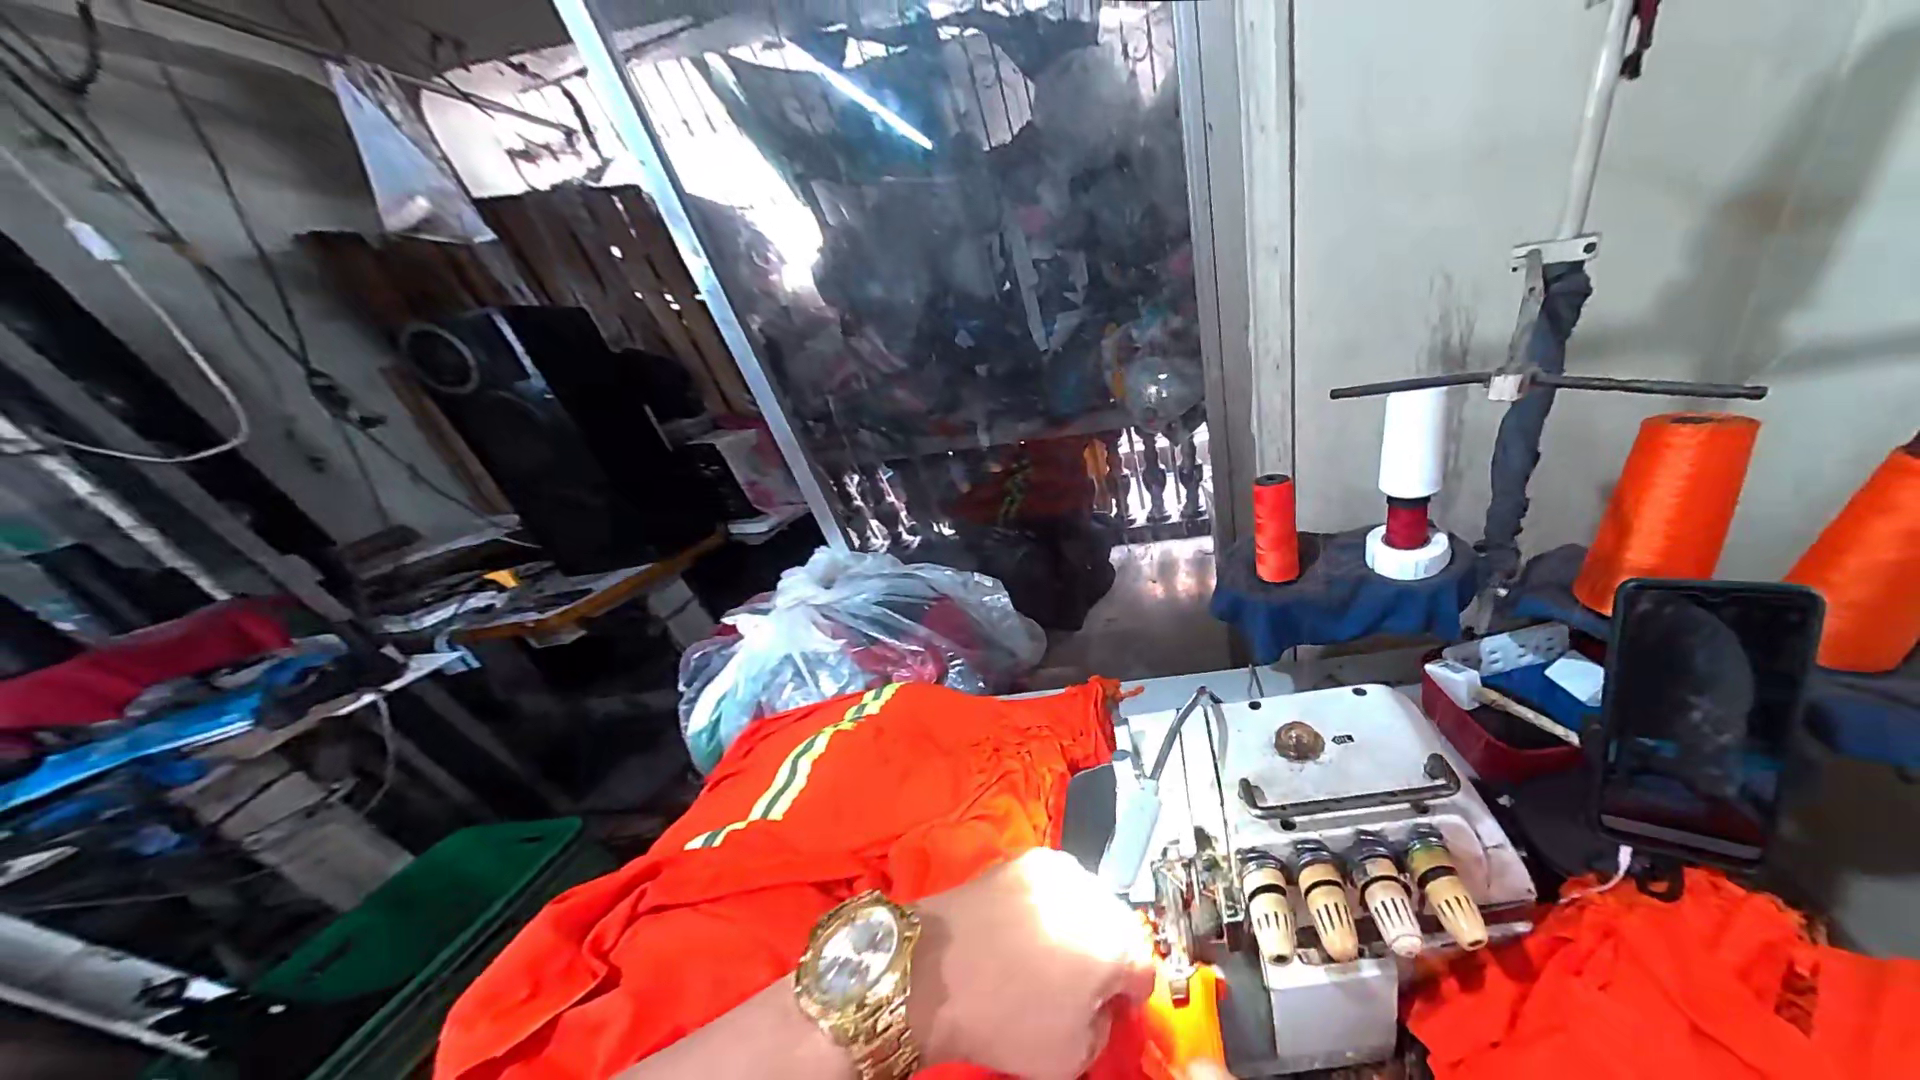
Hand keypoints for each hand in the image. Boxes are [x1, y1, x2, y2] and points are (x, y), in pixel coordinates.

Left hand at [907, 848, 1155, 1079]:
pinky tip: (1025, 926)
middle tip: (1077, 982)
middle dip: (1106, 954)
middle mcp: (1093, 896)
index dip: (1128, 994)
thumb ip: (1104, 1028)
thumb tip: (1101, 1003)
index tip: (1111, 1006)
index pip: (1145, 969)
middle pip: (1119, 928)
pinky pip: (1057, 882)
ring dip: (1080, 923)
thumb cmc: (1002, 1015)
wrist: (934, 969)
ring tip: (1047, 951)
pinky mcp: (1027, 858)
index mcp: (1114, 945)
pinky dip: (1051, 901)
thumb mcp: (1069, 1056)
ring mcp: (1059, 870)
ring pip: (1089, 900)